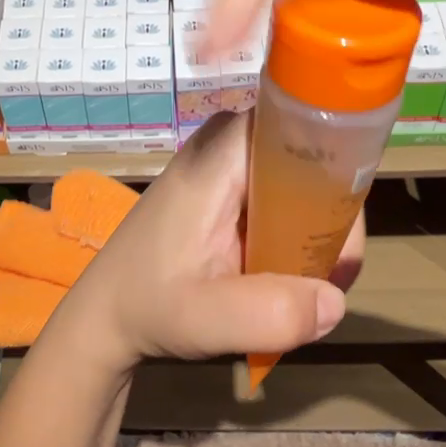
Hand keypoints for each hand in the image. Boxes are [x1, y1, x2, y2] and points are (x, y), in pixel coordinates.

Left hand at [44, 112, 363, 374]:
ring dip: (314, 238)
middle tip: (323, 281)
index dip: (339, 175)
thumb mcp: (203, 320)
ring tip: (301, 291)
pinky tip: (284, 281)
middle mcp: (230, 143)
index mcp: (222, 152)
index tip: (338, 239)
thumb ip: (269, 313)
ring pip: (305, 186)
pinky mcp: (230, 188)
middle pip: (313, 162)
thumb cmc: (146, 305)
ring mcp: (230, 163)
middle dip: (329, 222)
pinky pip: (286, 200)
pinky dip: (296, 240)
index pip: (306, 126)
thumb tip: (336, 301)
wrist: (106, 314)